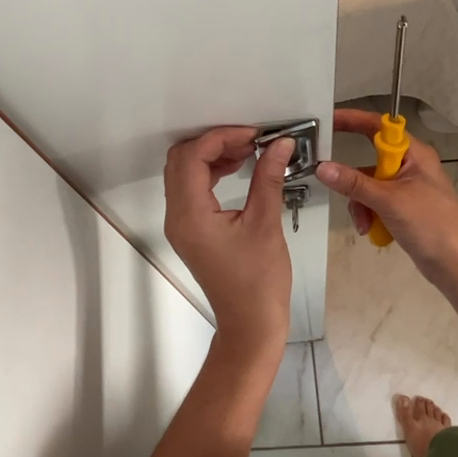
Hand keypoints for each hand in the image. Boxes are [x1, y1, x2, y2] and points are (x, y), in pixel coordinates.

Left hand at [162, 127, 295, 350]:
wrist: (250, 323)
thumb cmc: (259, 281)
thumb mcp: (266, 223)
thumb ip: (269, 178)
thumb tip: (280, 144)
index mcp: (191, 215)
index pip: (193, 158)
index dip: (221, 138)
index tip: (252, 134)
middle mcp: (177, 217)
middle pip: (181, 161)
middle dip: (213, 143)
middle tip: (249, 141)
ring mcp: (180, 224)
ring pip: (183, 173)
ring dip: (211, 156)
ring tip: (247, 152)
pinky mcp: (189, 230)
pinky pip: (190, 189)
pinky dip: (209, 173)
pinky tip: (237, 169)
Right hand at [317, 108, 457, 288]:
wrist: (454, 265)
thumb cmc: (430, 224)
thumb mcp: (388, 201)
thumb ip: (353, 183)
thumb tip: (322, 167)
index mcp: (414, 154)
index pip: (378, 127)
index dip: (353, 120)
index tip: (329, 121)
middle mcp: (410, 166)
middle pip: (369, 161)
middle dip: (355, 183)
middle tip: (342, 191)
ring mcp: (406, 188)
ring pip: (368, 186)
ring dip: (361, 204)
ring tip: (365, 223)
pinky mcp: (403, 207)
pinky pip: (375, 202)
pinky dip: (369, 214)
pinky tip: (371, 230)